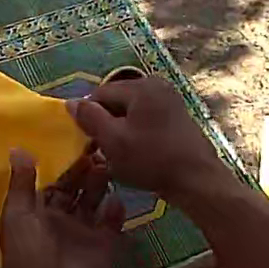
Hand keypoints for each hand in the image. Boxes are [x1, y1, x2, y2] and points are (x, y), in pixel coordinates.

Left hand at [0, 149, 124, 267]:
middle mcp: (63, 222)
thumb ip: (21, 183)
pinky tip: (118, 196)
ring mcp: (84, 235)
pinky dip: (116, 211)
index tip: (80, 144)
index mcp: (39, 214)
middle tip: (101, 149)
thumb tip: (17, 148)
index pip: (55, 184)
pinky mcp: (104, 248)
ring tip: (111, 164)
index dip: (66, 167)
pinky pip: (112, 225)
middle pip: (78, 192)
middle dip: (88, 173)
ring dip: (102, 186)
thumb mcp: (18, 215)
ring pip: (95, 204)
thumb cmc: (28, 254)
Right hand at [69, 76, 230, 201]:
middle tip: (99, 149)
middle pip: (116, 101)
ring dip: (119, 130)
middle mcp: (157, 86)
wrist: (197, 180)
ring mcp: (170, 101)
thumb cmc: (152, 159)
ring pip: (131, 112)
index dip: (87, 115)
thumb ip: (90, 118)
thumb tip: (71, 102)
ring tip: (117, 154)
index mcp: (141, 86)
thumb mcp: (113, 140)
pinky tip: (136, 154)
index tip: (84, 139)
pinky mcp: (177, 118)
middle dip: (105, 123)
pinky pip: (146, 120)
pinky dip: (136, 133)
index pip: (100, 93)